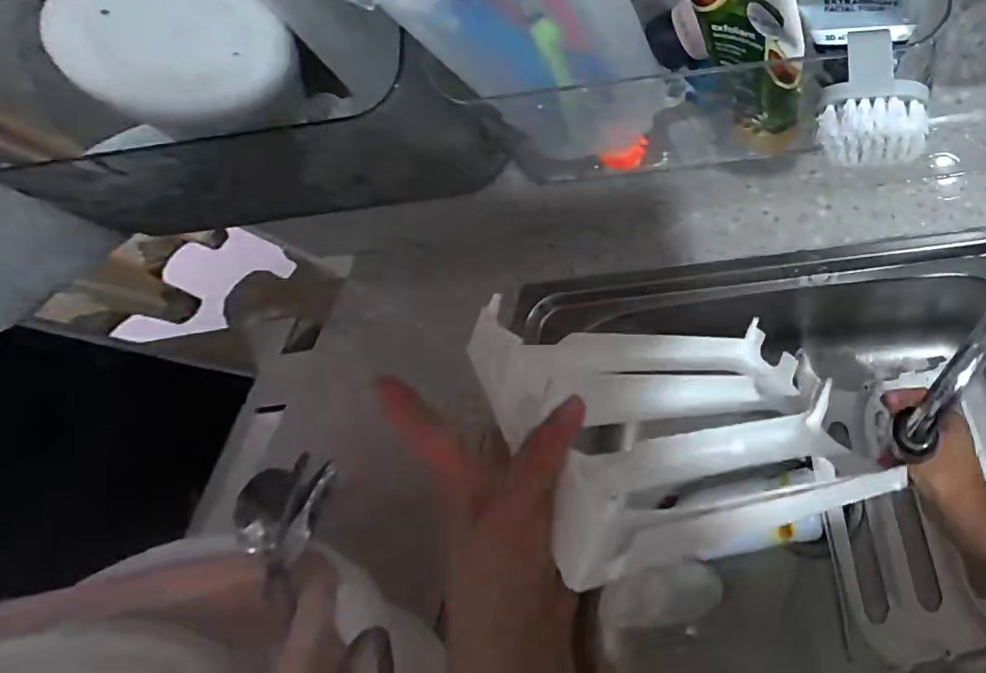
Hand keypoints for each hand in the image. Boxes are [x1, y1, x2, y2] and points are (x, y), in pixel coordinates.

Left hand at [377, 377, 584, 672]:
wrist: (520, 647)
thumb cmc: (492, 578)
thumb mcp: (510, 512)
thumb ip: (537, 456)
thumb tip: (572, 400)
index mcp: (461, 479)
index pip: (426, 433)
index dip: (406, 406)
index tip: (381, 377)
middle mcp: (487, 482)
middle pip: (492, 427)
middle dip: (510, 390)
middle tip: (537, 344)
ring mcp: (519, 501)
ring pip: (533, 446)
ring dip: (552, 416)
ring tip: (582, 371)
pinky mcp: (550, 517)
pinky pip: (564, 472)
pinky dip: (580, 451)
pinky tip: (605, 430)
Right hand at [883, 388, 985, 518]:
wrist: (964, 517)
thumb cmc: (946, 479)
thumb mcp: (920, 449)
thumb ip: (902, 431)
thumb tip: (887, 420)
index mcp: (951, 420)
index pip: (924, 396)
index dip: (903, 396)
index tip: (885, 402)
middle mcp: (948, 429)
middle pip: (916, 412)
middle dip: (896, 418)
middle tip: (879, 421)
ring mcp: (942, 447)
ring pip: (913, 432)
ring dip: (895, 437)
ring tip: (880, 445)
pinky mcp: (935, 463)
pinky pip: (913, 449)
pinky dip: (900, 452)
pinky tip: (886, 460)